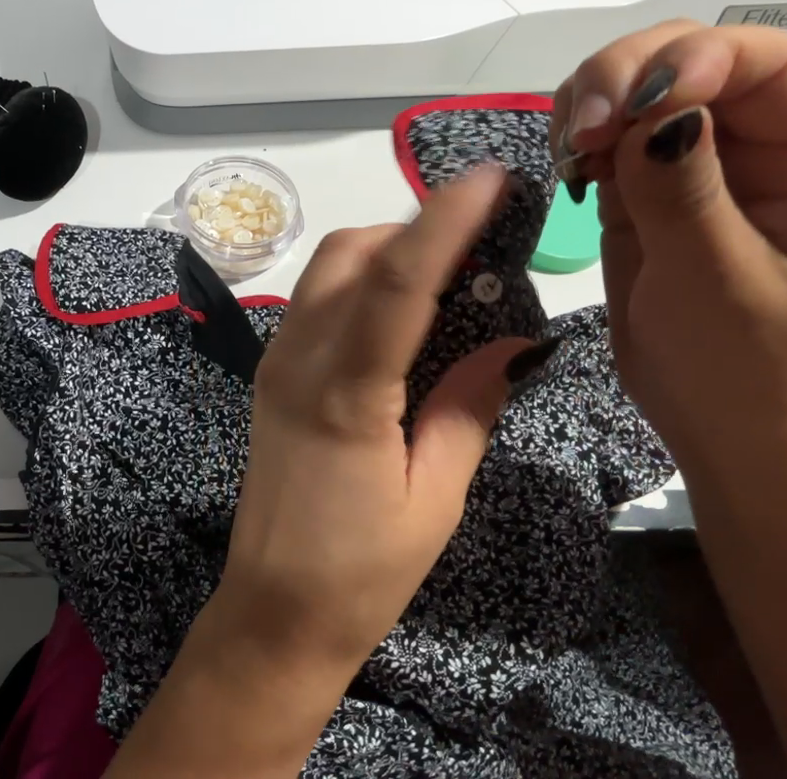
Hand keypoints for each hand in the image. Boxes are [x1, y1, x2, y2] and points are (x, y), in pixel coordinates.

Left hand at [211, 166, 543, 673]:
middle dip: (411, 229)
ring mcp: (276, 363)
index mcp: (343, 392)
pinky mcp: (271, 375)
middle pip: (348, 256)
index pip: (396, 282)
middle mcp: (298, 360)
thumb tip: (515, 339)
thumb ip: (470, 404)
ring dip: (382, 252)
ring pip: (325, 272)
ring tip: (447, 274)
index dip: (443, 221)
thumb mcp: (436, 495)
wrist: (275, 608)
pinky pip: (314, 303)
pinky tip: (399, 310)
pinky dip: (358, 283)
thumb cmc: (364, 569)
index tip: (489, 177)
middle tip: (478, 242)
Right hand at [551, 22, 786, 490]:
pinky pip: (605, 130)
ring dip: (590, 104)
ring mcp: (703, 159)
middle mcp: (769, 141)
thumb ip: (685, 191)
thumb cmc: (747, 367)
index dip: (697, 59)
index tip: (632, 105)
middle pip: (690, 57)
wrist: (720, 426)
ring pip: (635, 84)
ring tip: (569, 157)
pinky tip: (568, 168)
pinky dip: (575, 135)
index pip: (768, 62)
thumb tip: (645, 111)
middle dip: (625, 78)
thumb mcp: (720, 282)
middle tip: (578, 134)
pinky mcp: (645, 183)